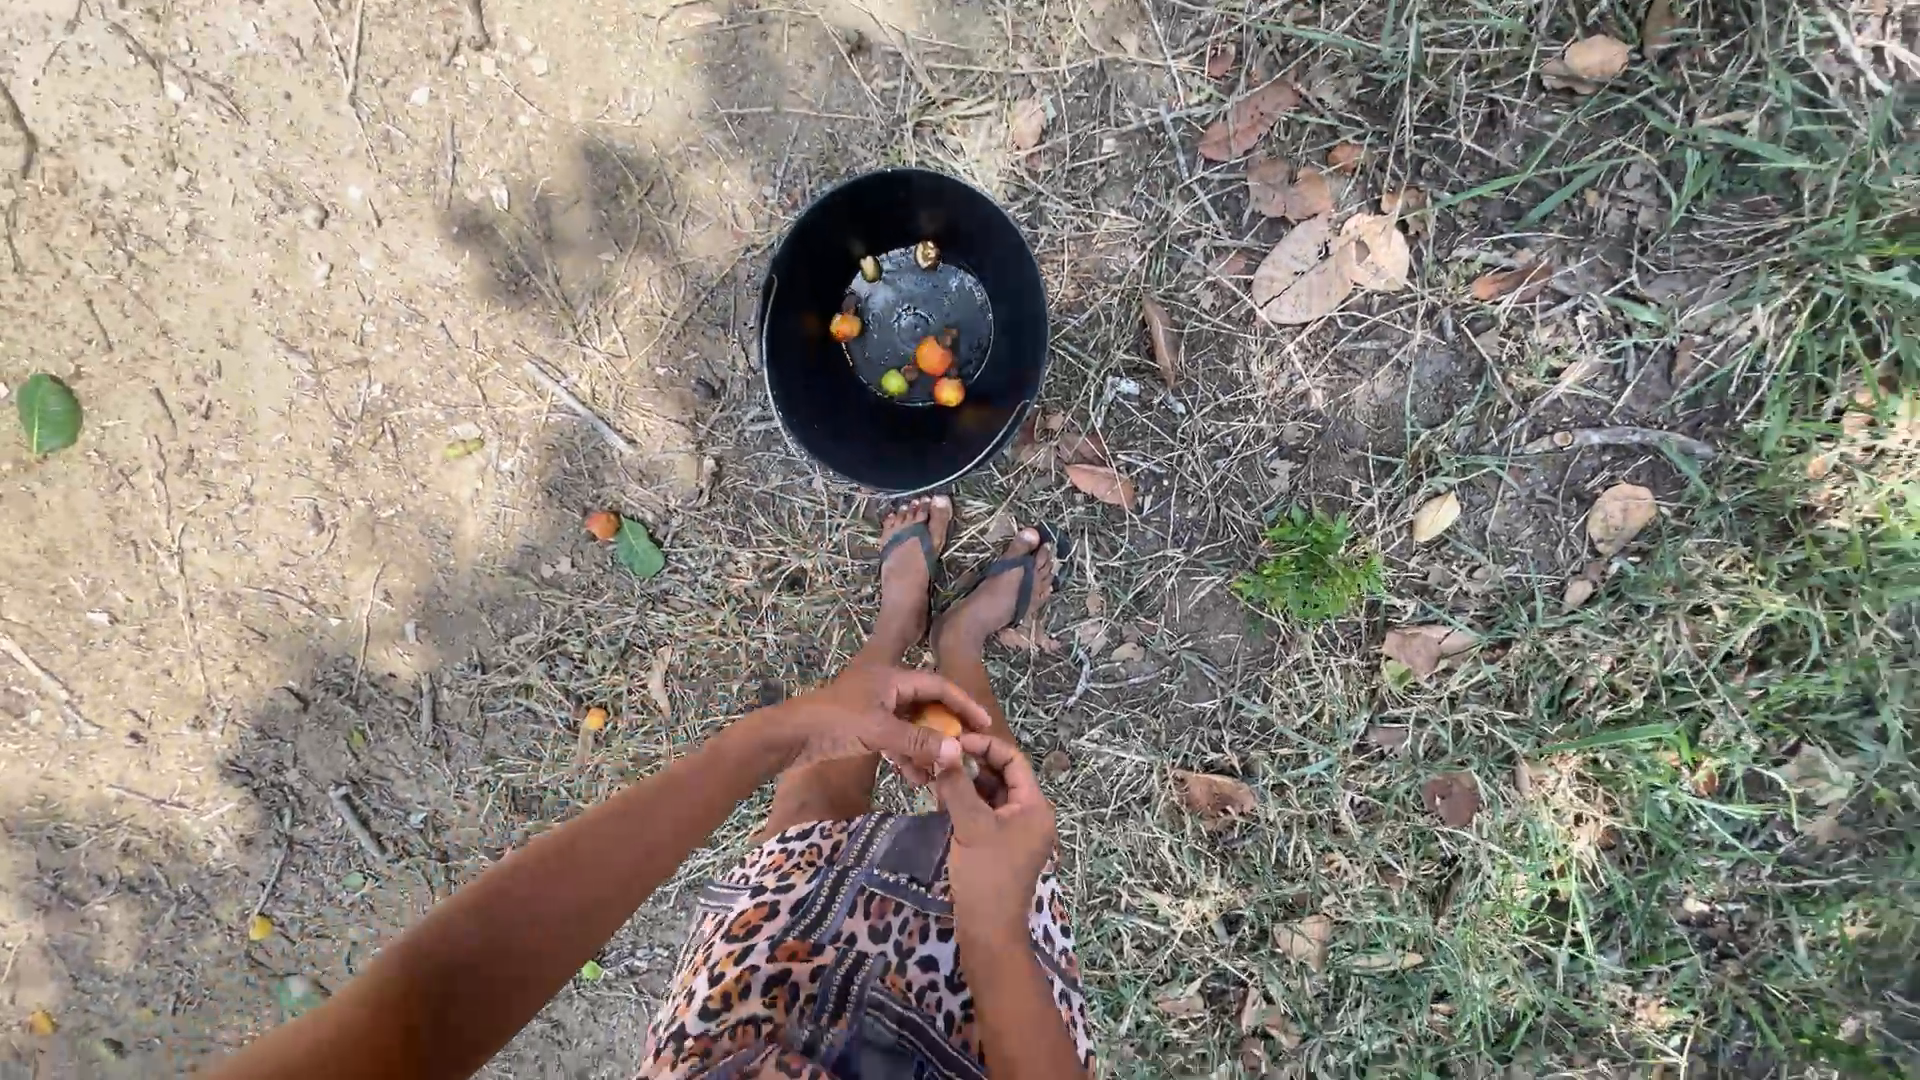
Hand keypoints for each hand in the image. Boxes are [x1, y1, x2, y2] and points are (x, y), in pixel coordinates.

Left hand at [753, 664, 991, 776]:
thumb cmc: (835, 722)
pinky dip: (907, 755)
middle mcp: (888, 688)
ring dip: (926, 748)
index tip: (984, 723)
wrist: (789, 736)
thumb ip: (919, 740)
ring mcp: (876, 708)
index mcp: (893, 677)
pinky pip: (896, 739)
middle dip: (946, 730)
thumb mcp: (880, 731)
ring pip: (912, 726)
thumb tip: (957, 751)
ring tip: (940, 773)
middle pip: (928, 706)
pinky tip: (915, 778)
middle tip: (966, 749)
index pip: (938, 686)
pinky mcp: (865, 727)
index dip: (963, 703)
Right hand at [934, 733, 1057, 941]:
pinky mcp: (1001, 843)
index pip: (1013, 760)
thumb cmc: (986, 875)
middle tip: (943, 754)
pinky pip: (986, 810)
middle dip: (973, 763)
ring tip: (938, 772)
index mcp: (1035, 806)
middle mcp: (1031, 814)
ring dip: (967, 781)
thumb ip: (957, 786)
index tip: (955, 740)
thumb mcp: (970, 825)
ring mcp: (1016, 830)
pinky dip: (967, 800)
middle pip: (1003, 775)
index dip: (985, 746)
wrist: (988, 931)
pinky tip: (943, 795)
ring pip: (992, 792)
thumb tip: (942, 752)